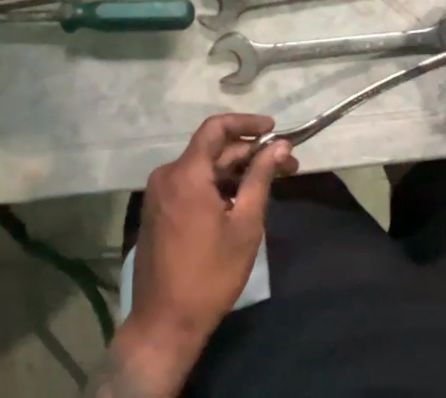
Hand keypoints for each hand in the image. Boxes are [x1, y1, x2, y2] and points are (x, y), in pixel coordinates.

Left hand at [128, 114, 296, 353]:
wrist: (164, 322)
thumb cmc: (210, 274)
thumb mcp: (245, 225)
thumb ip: (260, 178)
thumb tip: (279, 146)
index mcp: (186, 174)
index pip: (216, 128)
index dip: (246, 123)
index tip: (274, 129)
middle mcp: (167, 176)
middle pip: (212, 150)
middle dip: (249, 154)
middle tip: (287, 165)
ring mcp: (159, 195)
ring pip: (203, 169)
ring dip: (235, 171)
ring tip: (270, 182)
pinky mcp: (158, 212)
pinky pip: (191, 186)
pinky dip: (217, 186)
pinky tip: (242, 199)